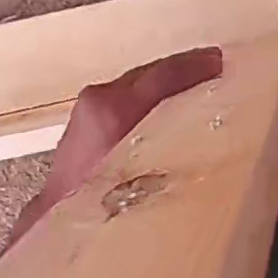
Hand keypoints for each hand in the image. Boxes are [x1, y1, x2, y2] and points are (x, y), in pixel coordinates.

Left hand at [8, 46, 223, 245]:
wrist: (58, 215)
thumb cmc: (100, 204)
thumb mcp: (148, 173)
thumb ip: (175, 147)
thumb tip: (209, 135)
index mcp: (113, 110)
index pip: (161, 75)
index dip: (194, 66)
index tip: (219, 62)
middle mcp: (99, 100)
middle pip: (149, 73)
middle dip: (183, 70)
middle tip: (216, 68)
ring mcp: (90, 107)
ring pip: (138, 84)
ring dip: (167, 84)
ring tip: (198, 85)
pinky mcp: (86, 119)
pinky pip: (126, 96)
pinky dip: (150, 97)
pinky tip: (167, 107)